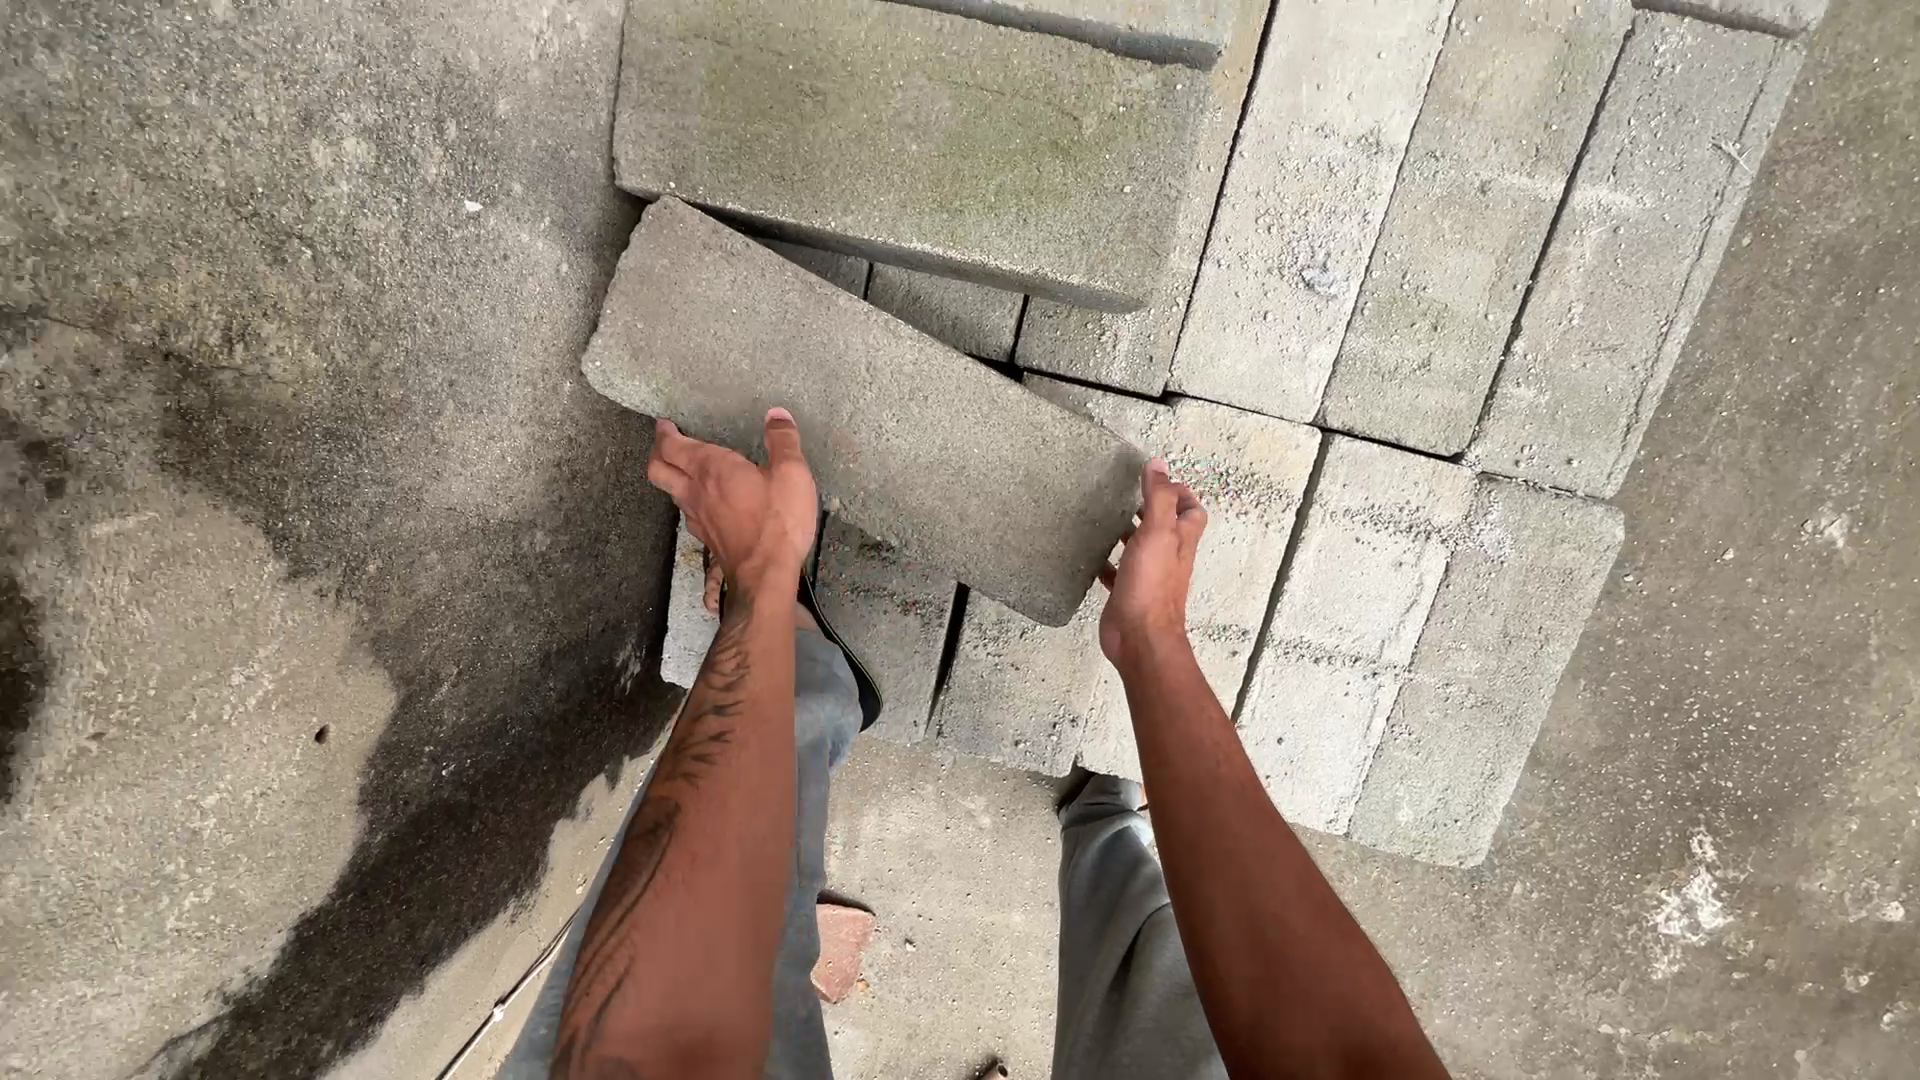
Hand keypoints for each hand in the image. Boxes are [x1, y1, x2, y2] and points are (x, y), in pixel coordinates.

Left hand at [647, 408, 817, 597]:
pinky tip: (706, 505)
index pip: (672, 446)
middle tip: (666, 444)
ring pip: (671, 493)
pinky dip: (690, 503)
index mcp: (711, 468)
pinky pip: (689, 515)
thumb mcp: (791, 473)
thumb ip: (783, 441)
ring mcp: (699, 519)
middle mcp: (696, 492)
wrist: (765, 574)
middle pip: (658, 469)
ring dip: (673, 479)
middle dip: (658, 453)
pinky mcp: (708, 539)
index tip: (665, 423)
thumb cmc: (778, 520)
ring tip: (685, 472)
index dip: (664, 432)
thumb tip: (776, 414)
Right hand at [1099, 458, 1206, 667]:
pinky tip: (1092, 556)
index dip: (1181, 494)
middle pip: (1167, 528)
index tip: (1157, 481)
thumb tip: (1158, 465)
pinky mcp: (1127, 592)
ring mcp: (1148, 576)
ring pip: (1141, 548)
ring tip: (1107, 519)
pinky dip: (1107, 562)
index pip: (1191, 511)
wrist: (1140, 637)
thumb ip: (1158, 498)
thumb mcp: (1157, 533)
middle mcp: (1168, 557)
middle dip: (1151, 510)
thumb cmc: (1151, 586)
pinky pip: (1118, 572)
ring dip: (1128, 534)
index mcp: (1180, 541)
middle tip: (1129, 496)